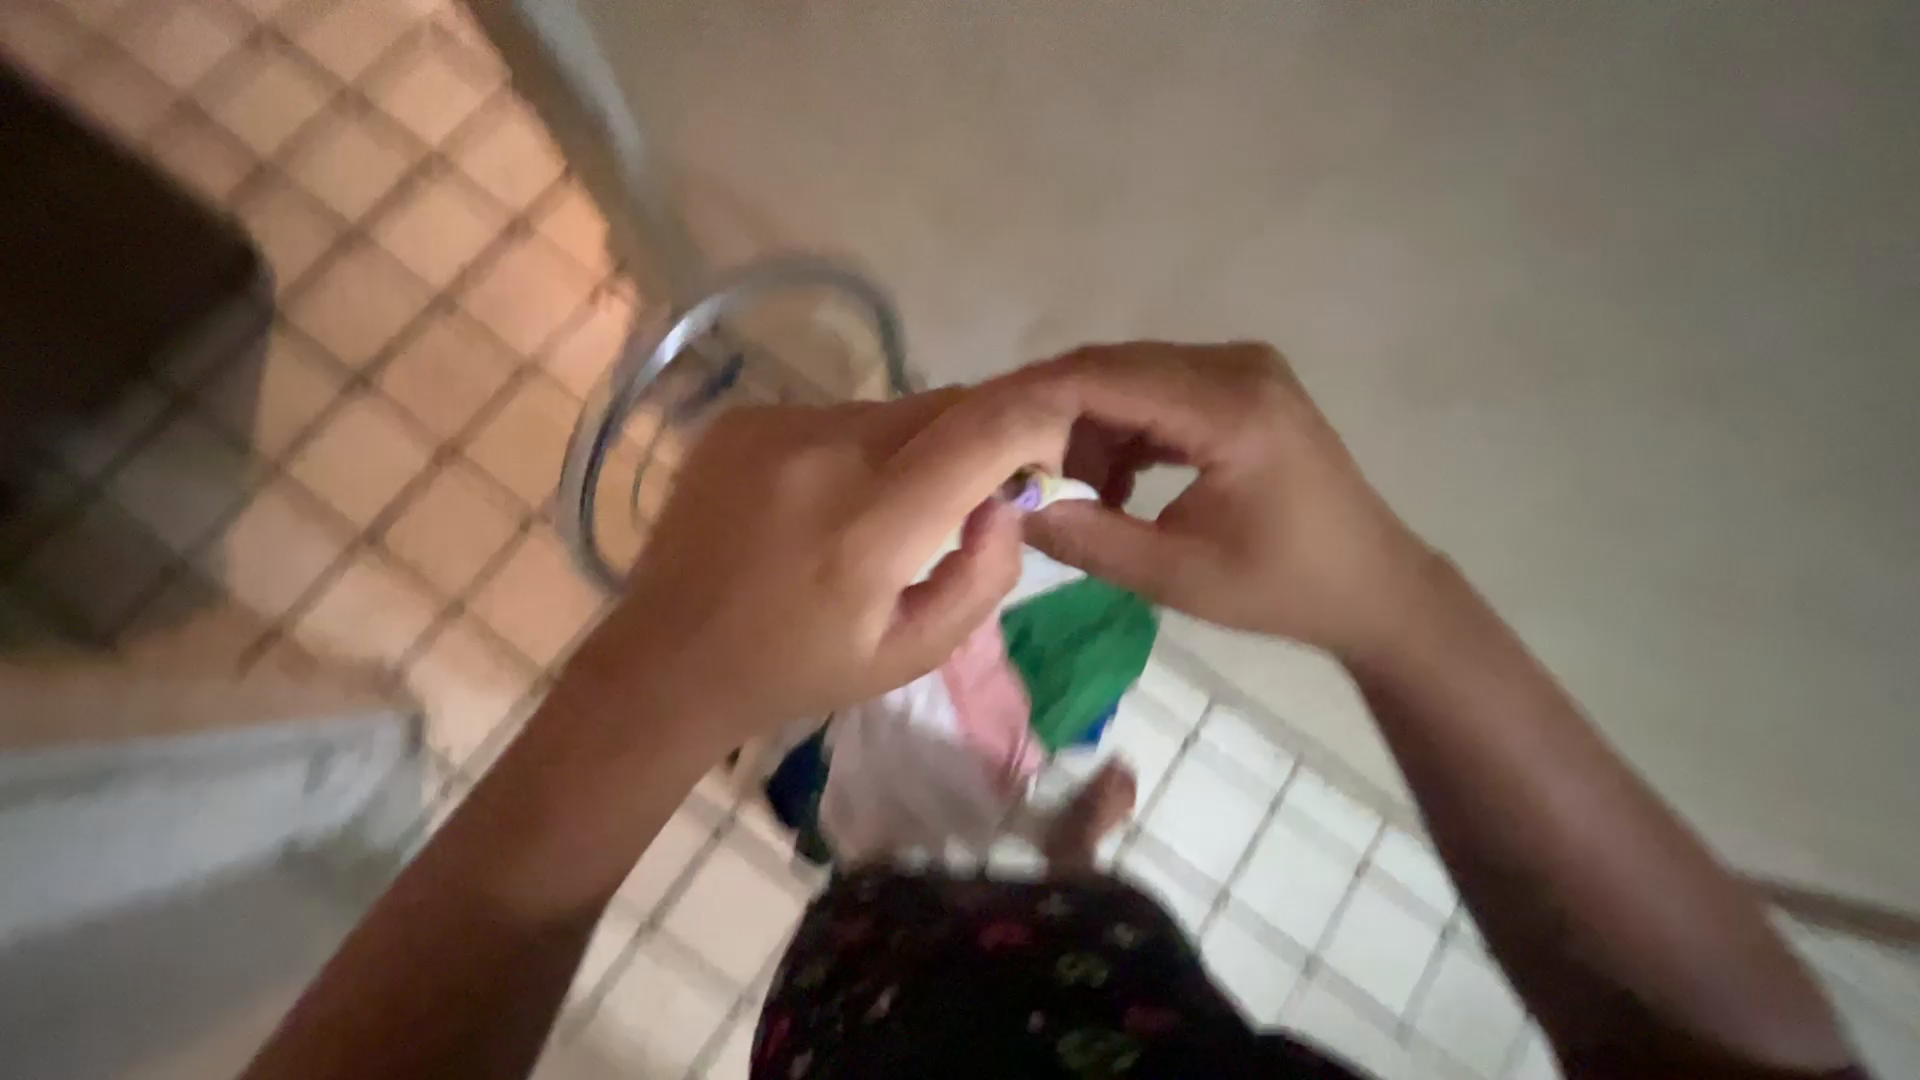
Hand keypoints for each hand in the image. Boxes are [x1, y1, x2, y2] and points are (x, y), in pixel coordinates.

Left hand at [561, 383, 1077, 755]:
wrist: (668, 661)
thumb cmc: (798, 671)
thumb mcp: (912, 653)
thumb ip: (982, 575)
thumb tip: (1008, 501)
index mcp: (869, 523)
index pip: (986, 428)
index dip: (1040, 424)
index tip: (1051, 457)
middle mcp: (823, 450)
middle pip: (947, 404)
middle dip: (984, 438)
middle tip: (974, 498)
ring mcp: (775, 424)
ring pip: (895, 409)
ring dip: (919, 447)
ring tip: (886, 511)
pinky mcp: (744, 417)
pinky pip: (840, 415)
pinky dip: (862, 447)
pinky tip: (827, 500)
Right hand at [1021, 342, 1437, 658]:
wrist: (1371, 586)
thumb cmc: (1281, 588)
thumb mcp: (1174, 576)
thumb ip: (1086, 538)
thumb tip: (1005, 506)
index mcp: (1229, 407)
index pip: (1101, 378)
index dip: (1029, 400)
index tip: (974, 432)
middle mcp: (1235, 366)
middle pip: (1110, 368)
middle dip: (1048, 417)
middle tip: (1003, 466)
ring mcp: (1241, 371)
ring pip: (1127, 379)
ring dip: (1084, 429)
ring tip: (1065, 494)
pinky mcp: (1239, 387)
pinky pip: (1155, 393)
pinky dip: (1120, 433)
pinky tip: (1110, 485)